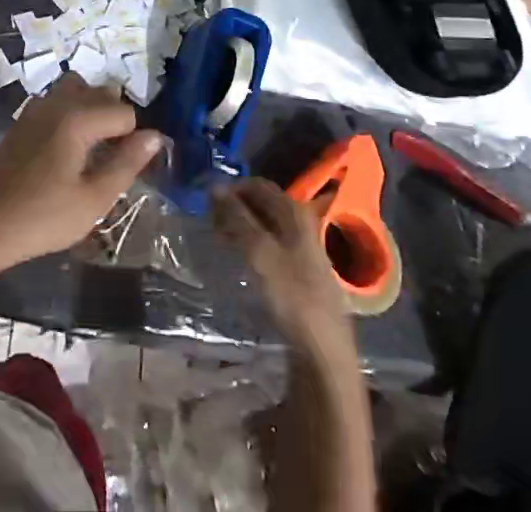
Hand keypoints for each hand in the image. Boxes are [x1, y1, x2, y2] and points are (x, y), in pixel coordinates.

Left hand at [0, 76, 166, 266]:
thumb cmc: (46, 217)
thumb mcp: (95, 198)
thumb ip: (128, 163)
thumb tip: (155, 137)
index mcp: (79, 119)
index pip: (125, 113)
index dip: (131, 140)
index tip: (121, 167)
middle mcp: (58, 103)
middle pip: (102, 93)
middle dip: (114, 118)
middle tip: (109, 156)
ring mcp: (37, 108)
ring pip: (77, 89)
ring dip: (91, 108)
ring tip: (90, 144)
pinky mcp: (23, 119)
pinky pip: (56, 101)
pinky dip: (69, 112)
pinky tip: (65, 145)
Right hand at [212, 178, 354, 359]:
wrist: (324, 345)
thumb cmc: (291, 294)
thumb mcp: (259, 253)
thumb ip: (237, 218)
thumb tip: (215, 186)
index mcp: (294, 212)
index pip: (258, 186)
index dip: (232, 189)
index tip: (206, 202)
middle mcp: (301, 222)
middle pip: (263, 204)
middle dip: (235, 207)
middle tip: (209, 221)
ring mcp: (302, 246)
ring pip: (266, 224)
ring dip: (242, 226)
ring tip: (218, 238)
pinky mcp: (299, 268)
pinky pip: (270, 244)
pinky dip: (251, 244)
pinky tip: (239, 257)